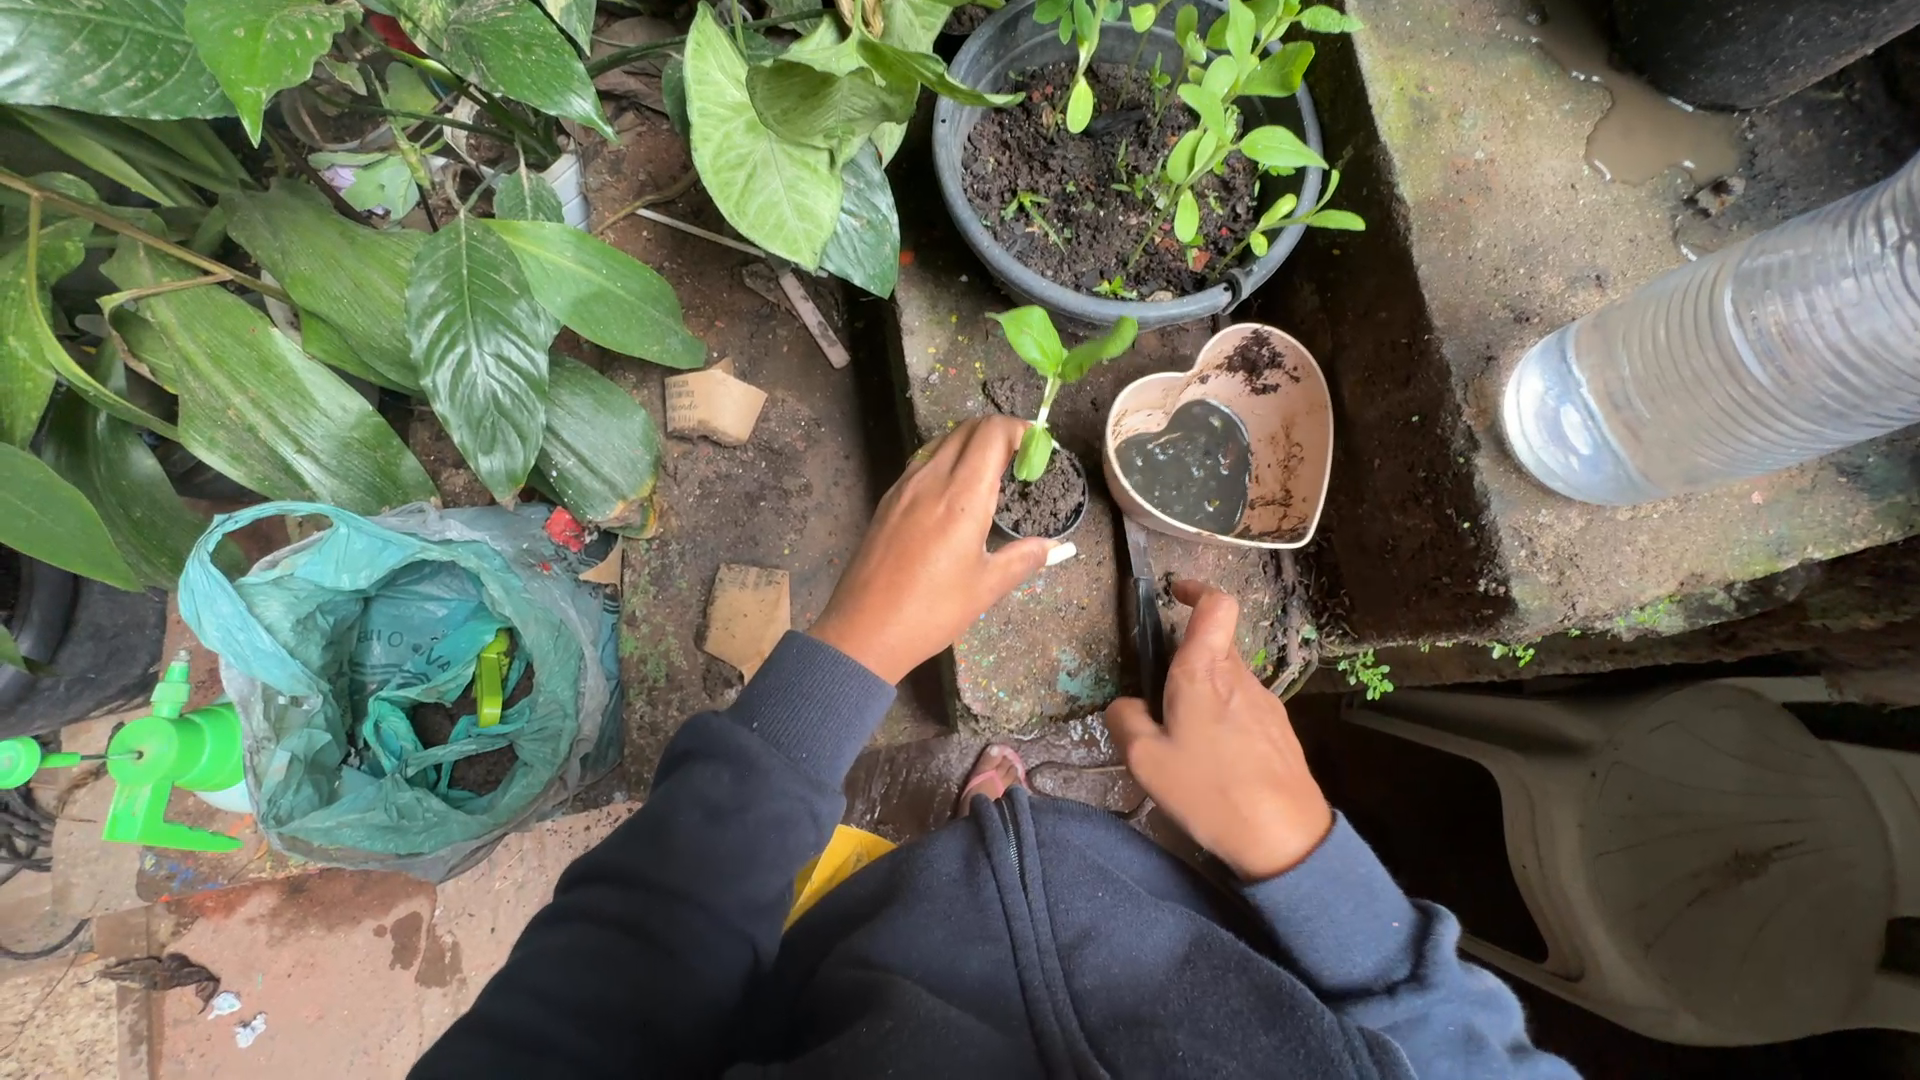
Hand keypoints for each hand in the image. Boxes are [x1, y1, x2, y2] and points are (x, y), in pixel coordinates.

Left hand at [809, 416, 1057, 683]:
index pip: (993, 433)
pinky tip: (954, 493)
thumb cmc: (931, 611)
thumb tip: (1054, 547)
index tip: (1038, 448)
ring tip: (990, 474)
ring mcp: (903, 487)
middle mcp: (930, 480)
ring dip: (970, 444)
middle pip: (968, 429)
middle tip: (1020, 459)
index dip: (1021, 430)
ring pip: (941, 443)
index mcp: (961, 496)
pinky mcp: (887, 501)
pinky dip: (946, 461)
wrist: (863, 631)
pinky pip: (921, 463)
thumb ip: (1024, 558)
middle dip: (999, 432)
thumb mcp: (986, 587)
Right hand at [1103, 581, 1332, 880]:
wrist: (1286, 841)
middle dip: (1184, 661)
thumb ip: (1125, 719)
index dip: (1196, 589)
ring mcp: (1266, 704)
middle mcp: (1240, 678)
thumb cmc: (1209, 790)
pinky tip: (1213, 763)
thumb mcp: (1144, 759)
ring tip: (1183, 743)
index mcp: (1205, 672)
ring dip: (1202, 695)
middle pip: (1215, 646)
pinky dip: (1221, 719)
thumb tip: (1127, 705)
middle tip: (1157, 700)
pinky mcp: (1280, 732)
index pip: (1216, 605)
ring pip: (1227, 680)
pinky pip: (1243, 708)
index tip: (1175, 595)